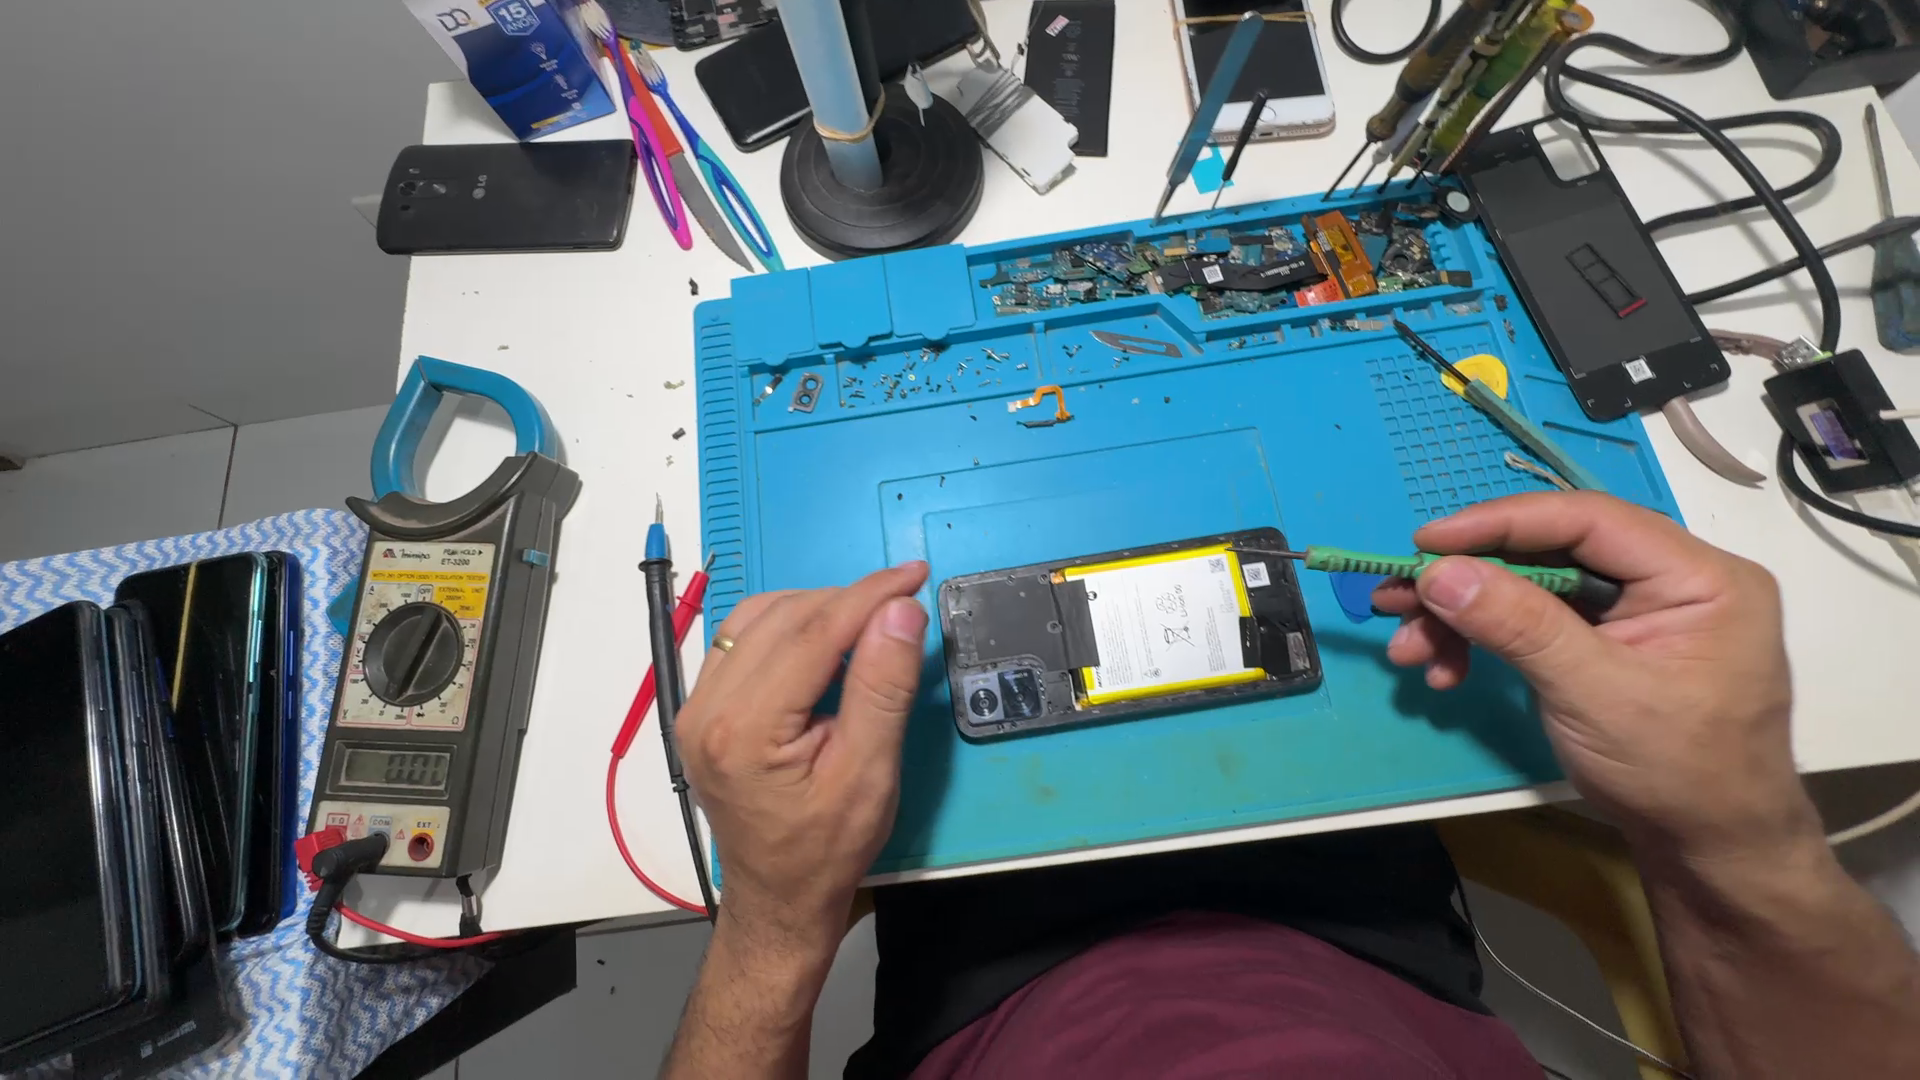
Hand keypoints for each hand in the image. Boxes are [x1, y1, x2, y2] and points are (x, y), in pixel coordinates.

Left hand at [677, 562, 930, 955]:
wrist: (779, 899)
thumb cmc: (828, 849)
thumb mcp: (870, 774)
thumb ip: (882, 688)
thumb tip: (900, 610)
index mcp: (744, 729)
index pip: (813, 632)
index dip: (870, 595)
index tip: (915, 573)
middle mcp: (706, 706)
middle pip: (784, 616)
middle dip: (849, 598)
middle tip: (901, 604)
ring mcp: (696, 704)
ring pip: (759, 617)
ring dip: (818, 606)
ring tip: (868, 621)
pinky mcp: (702, 705)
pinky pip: (744, 636)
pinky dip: (790, 622)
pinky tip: (825, 638)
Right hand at [1372, 492, 1814, 857]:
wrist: (1704, 844)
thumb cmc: (1676, 769)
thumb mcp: (1594, 695)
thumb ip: (1519, 626)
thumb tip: (1437, 573)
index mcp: (1696, 577)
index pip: (1585, 520)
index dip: (1498, 523)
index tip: (1423, 544)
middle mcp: (1660, 578)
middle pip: (1540, 552)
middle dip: (1462, 579)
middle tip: (1395, 598)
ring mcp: (1622, 609)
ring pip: (1517, 585)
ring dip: (1454, 617)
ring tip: (1408, 650)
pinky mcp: (1588, 635)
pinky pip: (1516, 619)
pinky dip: (1471, 641)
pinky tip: (1443, 671)